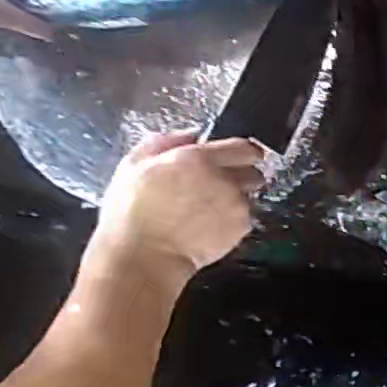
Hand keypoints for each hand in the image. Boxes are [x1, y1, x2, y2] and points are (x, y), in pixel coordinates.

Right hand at [90, 131, 265, 284]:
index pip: (245, 148)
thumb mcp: (134, 165)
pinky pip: (244, 216)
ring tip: (203, 208)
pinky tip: (207, 223)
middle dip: (242, 175)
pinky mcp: (243, 225)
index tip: (239, 157)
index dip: (244, 153)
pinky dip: (231, 218)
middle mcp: (224, 179)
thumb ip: (165, 142)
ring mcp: (237, 204)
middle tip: (217, 185)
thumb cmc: (133, 210)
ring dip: (233, 198)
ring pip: (248, 195)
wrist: (147, 252)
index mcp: (197, 159)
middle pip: (254, 172)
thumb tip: (192, 134)